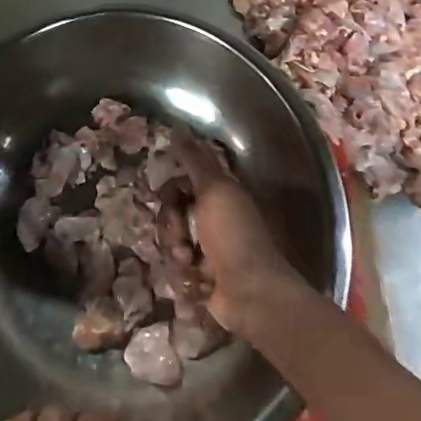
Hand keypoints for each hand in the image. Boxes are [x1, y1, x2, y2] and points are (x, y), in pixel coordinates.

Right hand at [171, 128, 310, 338]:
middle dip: (172, 227)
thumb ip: (194, 159)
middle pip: (171, 215)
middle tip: (183, 238)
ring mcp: (206, 250)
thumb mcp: (214, 190)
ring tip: (189, 263)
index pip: (180, 184)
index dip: (171, 191)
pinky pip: (176, 271)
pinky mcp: (200, 279)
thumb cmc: (234, 236)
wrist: (251, 293)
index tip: (169, 198)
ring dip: (175, 252)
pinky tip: (196, 282)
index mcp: (218, 195)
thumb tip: (177, 127)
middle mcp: (211, 219)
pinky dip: (183, 276)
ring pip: (170, 243)